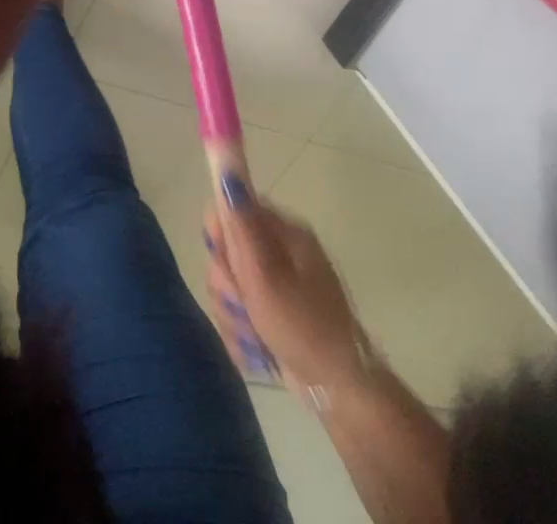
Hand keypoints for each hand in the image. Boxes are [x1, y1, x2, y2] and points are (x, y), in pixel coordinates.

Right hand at [205, 186, 367, 395]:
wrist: (334, 387)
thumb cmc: (301, 326)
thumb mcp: (264, 275)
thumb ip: (240, 225)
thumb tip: (227, 169)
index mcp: (285, 234)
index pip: (231, 211)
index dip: (221, 238)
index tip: (229, 264)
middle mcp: (281, 253)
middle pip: (225, 251)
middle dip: (226, 282)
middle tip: (245, 302)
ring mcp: (278, 283)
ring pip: (227, 284)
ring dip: (232, 309)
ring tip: (254, 330)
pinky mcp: (273, 311)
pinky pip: (238, 308)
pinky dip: (241, 327)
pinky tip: (256, 343)